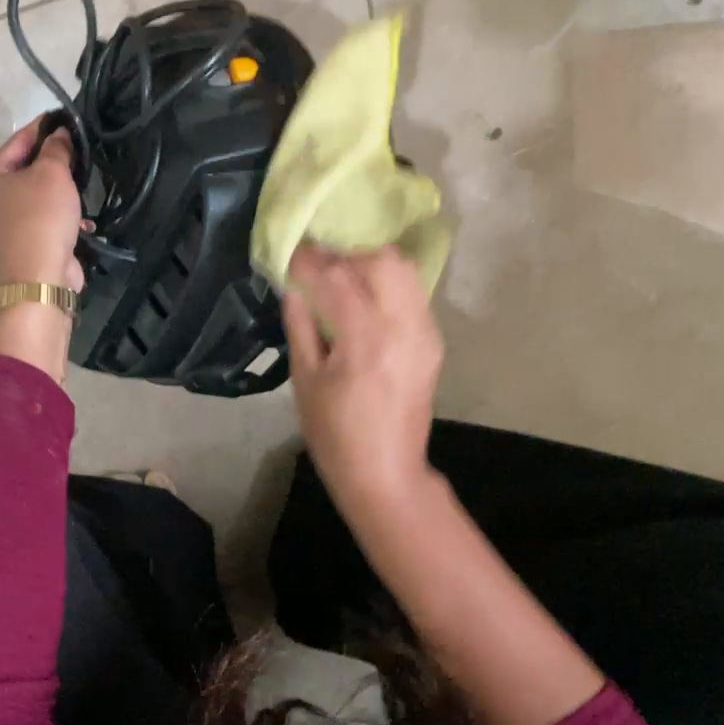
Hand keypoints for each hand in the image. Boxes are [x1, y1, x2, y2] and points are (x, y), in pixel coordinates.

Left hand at [0, 118, 87, 289]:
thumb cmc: (41, 218)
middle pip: (26, 169)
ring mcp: (7, 226)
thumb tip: (60, 134)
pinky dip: (63, 217)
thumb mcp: (52, 173)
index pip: (17, 141)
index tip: (66, 118)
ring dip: (61, 190)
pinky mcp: (26, 245)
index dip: (42, 127)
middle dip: (54, 160)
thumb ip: (57, 148)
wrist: (40, 278)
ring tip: (84, 179)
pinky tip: (83, 219)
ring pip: (38, 196)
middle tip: (80, 147)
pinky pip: (46, 220)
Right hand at [282, 244, 444, 523]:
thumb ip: (301, 326)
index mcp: (364, 339)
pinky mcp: (432, 341)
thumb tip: (294, 287)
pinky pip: (411, 294)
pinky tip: (364, 303)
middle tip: (319, 267)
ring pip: (404, 270)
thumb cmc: (334, 433)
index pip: (336, 278)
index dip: (310, 260)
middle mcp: (402, 326)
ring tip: (342, 281)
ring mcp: (424, 332)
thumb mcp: (305, 380)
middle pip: (381, 261)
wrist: (384, 471)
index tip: (291, 253)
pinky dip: (386, 286)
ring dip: (369, 266)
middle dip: (346, 256)